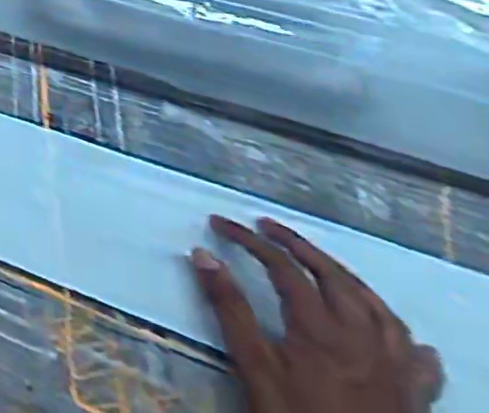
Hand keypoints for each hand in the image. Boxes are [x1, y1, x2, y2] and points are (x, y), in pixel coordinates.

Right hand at [191, 215, 443, 412]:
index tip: (220, 224)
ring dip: (345, 276)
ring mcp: (396, 366)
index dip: (251, 241)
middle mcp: (364, 340)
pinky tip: (400, 331)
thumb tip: (203, 255)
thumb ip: (229, 308)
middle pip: (336, 279)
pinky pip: (414, 352)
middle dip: (300, 247)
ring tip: (320, 262)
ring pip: (378, 308)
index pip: (285, 269)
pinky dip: (399, 330)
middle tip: (268, 227)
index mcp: (321, 330)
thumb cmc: (293, 411)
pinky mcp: (414, 391)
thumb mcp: (252, 362)